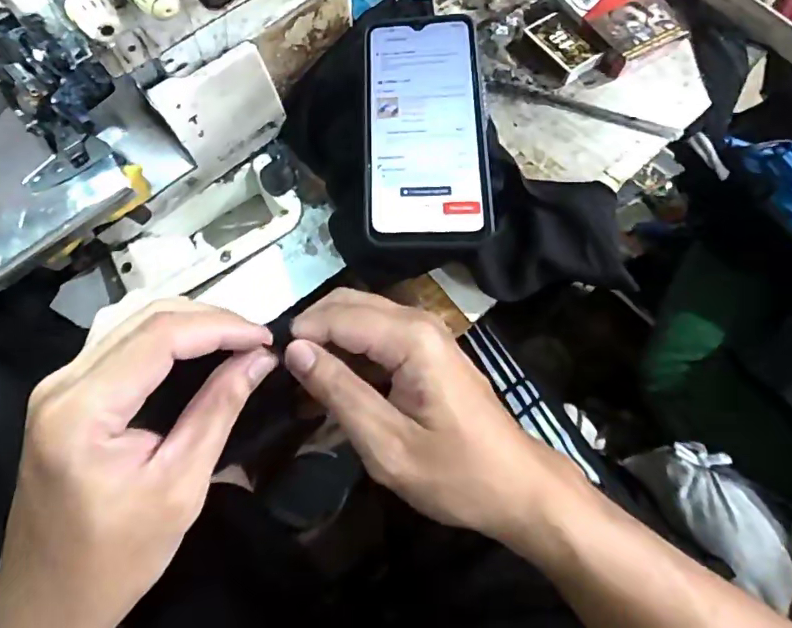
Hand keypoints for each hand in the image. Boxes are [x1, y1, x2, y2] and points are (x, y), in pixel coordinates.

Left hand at [0, 298, 276, 627]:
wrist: (45, 605)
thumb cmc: (113, 562)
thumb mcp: (178, 491)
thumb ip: (217, 413)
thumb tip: (258, 359)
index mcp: (82, 409)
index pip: (159, 336)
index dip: (218, 326)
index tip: (263, 336)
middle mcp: (62, 383)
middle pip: (143, 318)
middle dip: (206, 318)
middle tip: (252, 337)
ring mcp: (57, 384)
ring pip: (130, 321)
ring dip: (184, 321)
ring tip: (231, 337)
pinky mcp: (62, 392)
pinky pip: (118, 341)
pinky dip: (161, 336)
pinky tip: (193, 346)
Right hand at [283, 288, 578, 548]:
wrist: (519, 487)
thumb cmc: (456, 474)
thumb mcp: (388, 445)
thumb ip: (339, 391)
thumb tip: (294, 350)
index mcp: (410, 338)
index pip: (339, 316)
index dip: (302, 334)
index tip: (272, 364)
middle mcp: (418, 320)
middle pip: (348, 303)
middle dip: (312, 329)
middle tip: (284, 370)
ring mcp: (426, 330)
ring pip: (361, 313)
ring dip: (329, 338)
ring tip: (303, 379)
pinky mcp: (427, 345)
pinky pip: (378, 331)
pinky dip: (350, 349)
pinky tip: (335, 383)